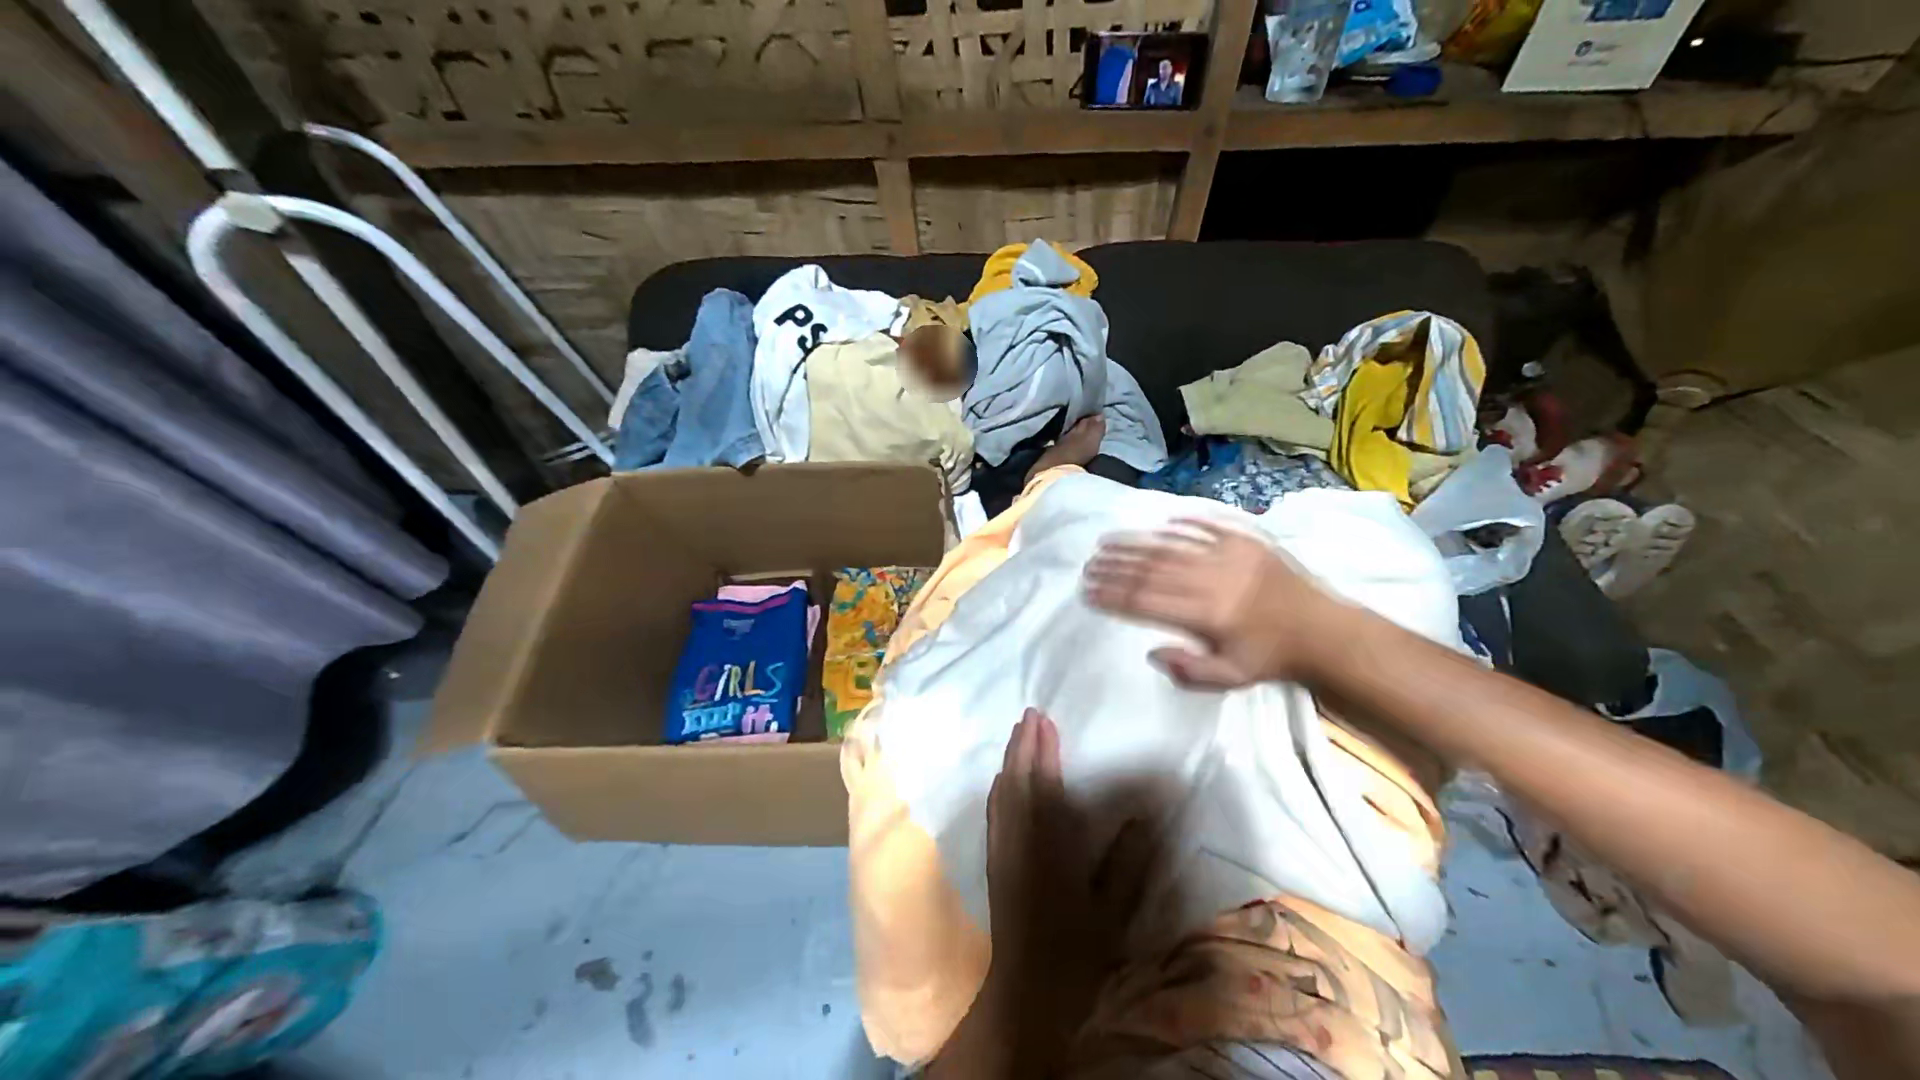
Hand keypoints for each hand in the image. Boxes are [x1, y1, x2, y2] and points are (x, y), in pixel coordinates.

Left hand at [986, 710, 1152, 1001]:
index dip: (1043, 749)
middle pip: (1016, 780)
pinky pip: (994, 810)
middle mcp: (1017, 839)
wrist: (1027, 990)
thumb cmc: (1075, 951)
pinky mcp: (993, 861)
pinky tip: (1004, 779)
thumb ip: (1128, 862)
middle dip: (1022, 744)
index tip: (1045, 720)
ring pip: (1001, 792)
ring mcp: (1001, 849)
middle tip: (1030, 714)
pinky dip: (1000, 785)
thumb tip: (1141, 816)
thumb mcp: (1112, 911)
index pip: (1043, 784)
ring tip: (1019, 734)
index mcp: (1048, 845)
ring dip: (1010, 759)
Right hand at [1083, 518, 1339, 688]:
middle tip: (1089, 564)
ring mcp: (1229, 557)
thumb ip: (1189, 671)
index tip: (1089, 591)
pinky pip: (1209, 526)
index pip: (1146, 602)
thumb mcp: (1231, 677)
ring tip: (1109, 541)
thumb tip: (1153, 652)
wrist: (1323, 631)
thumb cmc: (1271, 657)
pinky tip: (1162, 522)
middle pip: (1152, 570)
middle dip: (1116, 567)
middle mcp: (1212, 581)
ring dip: (1137, 543)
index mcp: (1206, 615)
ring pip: (1172, 546)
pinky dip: (1184, 523)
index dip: (1113, 596)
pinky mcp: (1247, 542)